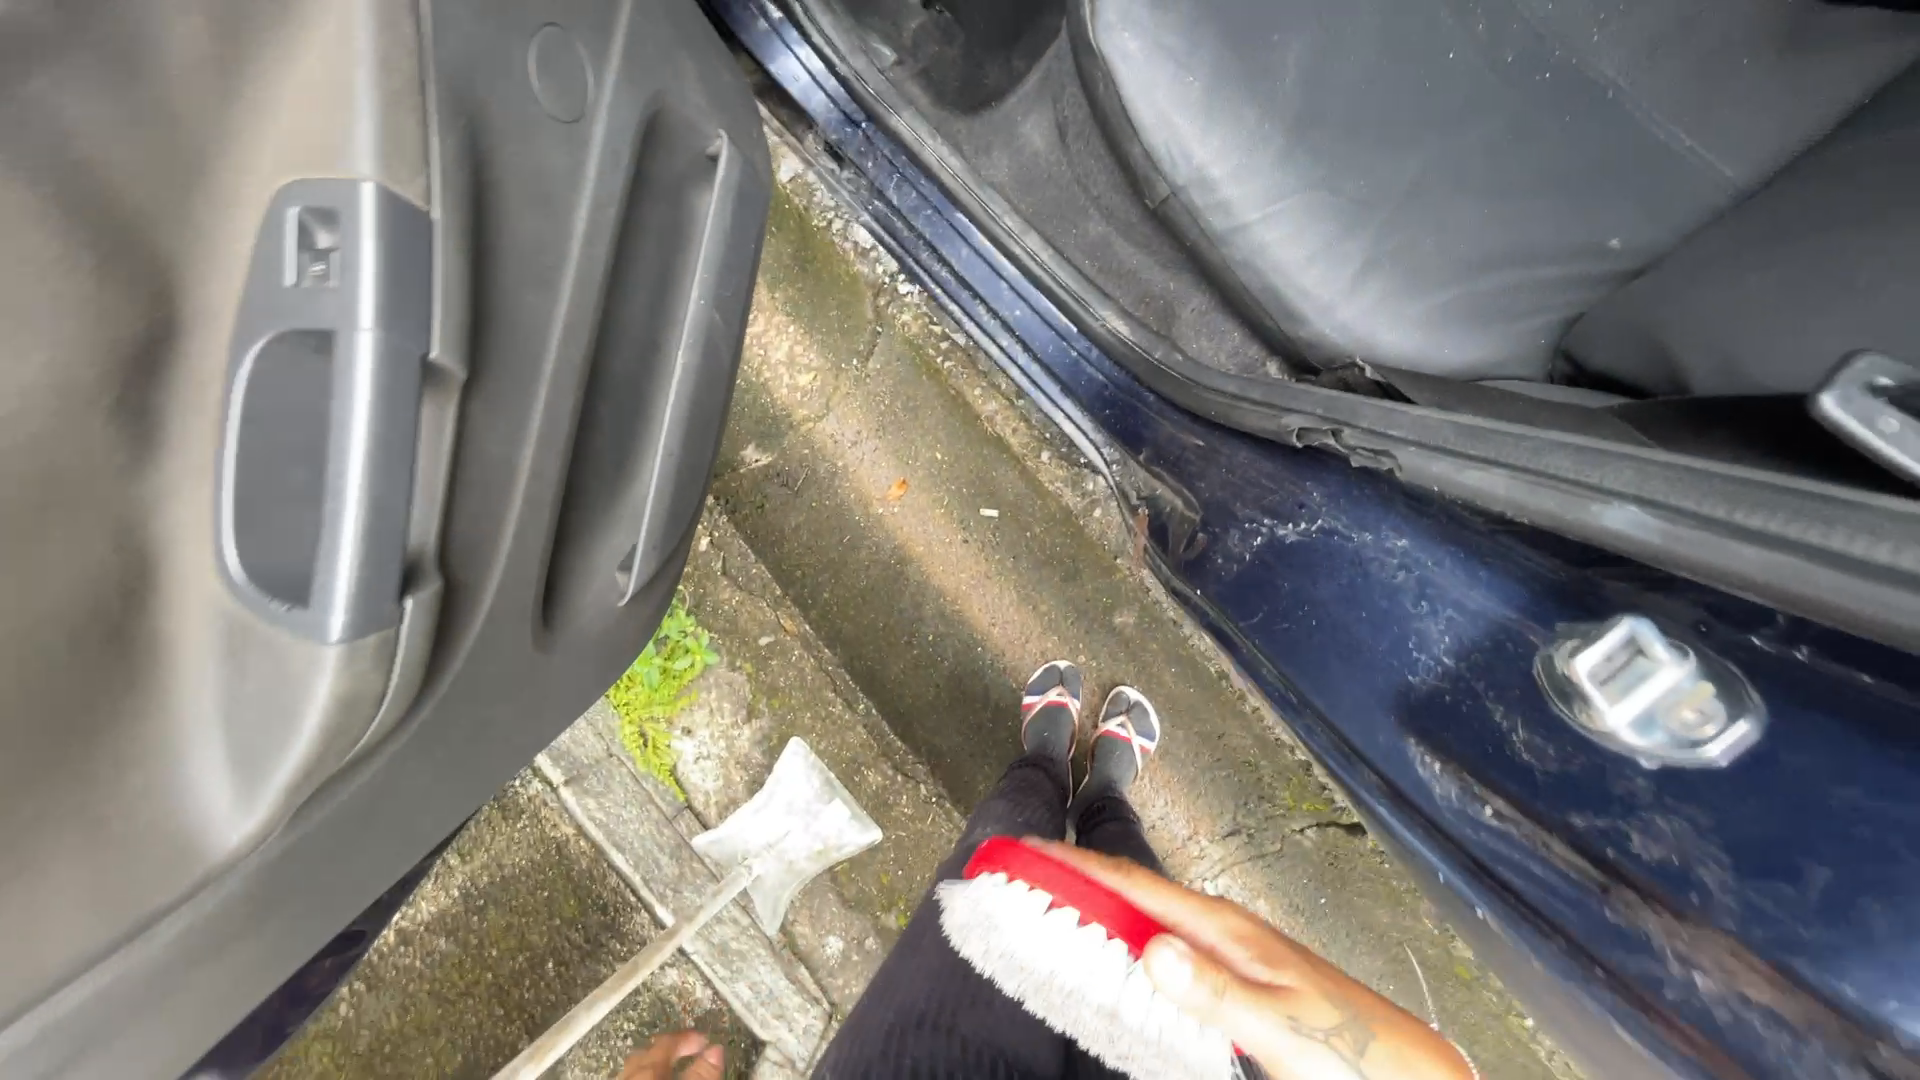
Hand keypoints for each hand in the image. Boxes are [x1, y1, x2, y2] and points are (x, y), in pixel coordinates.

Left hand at [618, 1031, 724, 1079]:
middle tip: (687, 1051)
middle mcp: (630, 1071)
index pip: (669, 1040)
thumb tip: (716, 1048)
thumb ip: (702, 1072)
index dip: (688, 1037)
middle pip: (647, 1051)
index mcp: (650, 1065)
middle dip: (667, 1048)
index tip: (705, 1038)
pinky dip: (639, 1075)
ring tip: (669, 1068)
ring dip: (651, 1063)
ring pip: (633, 1068)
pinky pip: (627, 1077)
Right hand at [1026, 840, 1474, 1079]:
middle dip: (1074, 875)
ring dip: (1095, 905)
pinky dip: (1122, 937)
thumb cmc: (1348, 1051)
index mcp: (1219, 925)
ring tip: (1048, 903)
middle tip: (1020, 873)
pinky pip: (1158, 945)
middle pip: (1130, 890)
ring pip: (1142, 916)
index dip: (1076, 865)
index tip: (1025, 849)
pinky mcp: (1225, 973)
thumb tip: (1147, 947)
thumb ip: (1215, 991)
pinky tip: (1109, 954)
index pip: (1133, 884)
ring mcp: (1220, 948)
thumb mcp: (1282, 1027)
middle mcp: (1214, 926)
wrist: (1406, 1074)